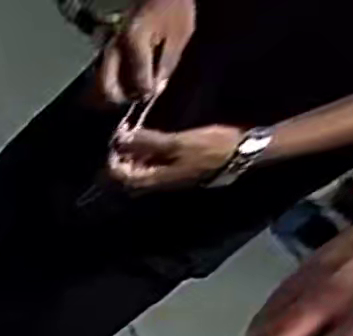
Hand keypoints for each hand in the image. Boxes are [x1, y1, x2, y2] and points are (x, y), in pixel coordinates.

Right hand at [93, 0, 195, 106]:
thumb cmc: (174, 9)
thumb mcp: (180, 32)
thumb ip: (168, 62)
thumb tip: (156, 89)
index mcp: (133, 39)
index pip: (137, 73)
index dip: (146, 88)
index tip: (151, 94)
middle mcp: (113, 48)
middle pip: (107, 84)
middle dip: (121, 97)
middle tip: (136, 98)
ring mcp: (106, 51)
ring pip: (103, 83)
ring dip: (116, 92)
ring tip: (133, 93)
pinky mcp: (105, 53)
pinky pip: (105, 76)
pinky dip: (115, 84)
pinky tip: (128, 83)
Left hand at [108, 124, 240, 189]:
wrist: (239, 155)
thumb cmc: (209, 148)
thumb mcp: (177, 142)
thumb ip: (147, 142)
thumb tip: (121, 138)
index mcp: (145, 181)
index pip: (115, 173)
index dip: (113, 154)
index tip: (118, 136)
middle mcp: (145, 185)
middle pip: (120, 173)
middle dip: (120, 153)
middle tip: (125, 133)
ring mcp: (156, 180)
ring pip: (132, 168)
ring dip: (131, 152)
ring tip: (134, 133)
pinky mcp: (166, 173)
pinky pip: (145, 166)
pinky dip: (142, 154)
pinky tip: (148, 140)